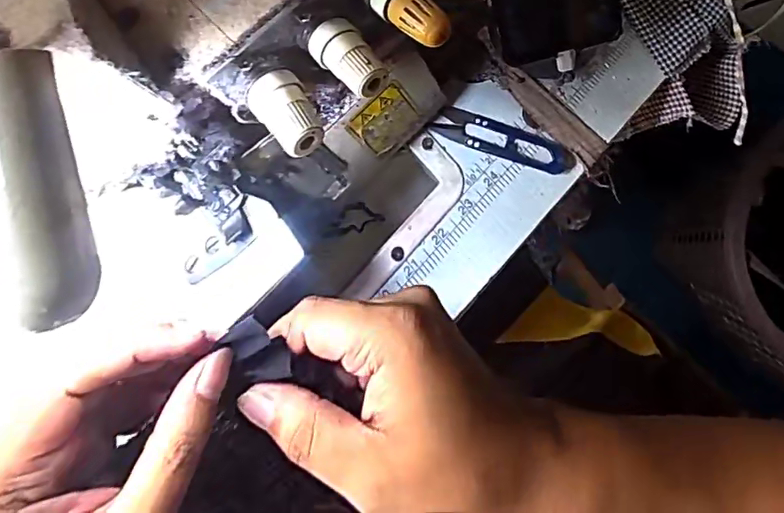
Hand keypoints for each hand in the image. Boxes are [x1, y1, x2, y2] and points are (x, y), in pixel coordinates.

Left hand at [0, 325, 231, 512]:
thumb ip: (173, 446)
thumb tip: (211, 372)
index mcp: (3, 469)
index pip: (77, 373)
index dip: (143, 345)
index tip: (197, 338)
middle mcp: (15, 447)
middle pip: (94, 369)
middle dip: (159, 350)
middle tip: (213, 346)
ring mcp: (41, 448)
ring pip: (108, 381)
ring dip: (162, 367)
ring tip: (208, 362)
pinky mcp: (68, 454)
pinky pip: (114, 405)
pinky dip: (155, 392)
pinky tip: (185, 388)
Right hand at [236, 287, 558, 512]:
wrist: (525, 469)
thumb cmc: (467, 476)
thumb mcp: (368, 471)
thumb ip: (302, 429)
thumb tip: (258, 399)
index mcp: (392, 330)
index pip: (305, 317)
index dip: (276, 355)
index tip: (262, 394)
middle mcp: (407, 306)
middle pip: (325, 322)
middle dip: (305, 369)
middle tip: (308, 424)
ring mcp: (419, 313)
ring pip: (345, 330)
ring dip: (332, 372)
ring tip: (349, 423)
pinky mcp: (424, 326)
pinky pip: (369, 336)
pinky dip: (357, 370)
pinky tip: (370, 410)